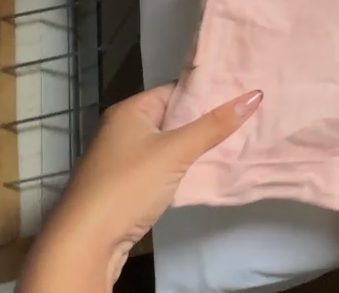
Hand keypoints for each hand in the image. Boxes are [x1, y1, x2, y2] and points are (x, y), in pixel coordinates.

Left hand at [21, 85, 260, 289]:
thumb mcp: (176, 151)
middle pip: (175, 116)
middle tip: (247, 112)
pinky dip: (184, 164)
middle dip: (207, 118)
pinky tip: (209, 164)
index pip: (177, 89)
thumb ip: (216, 124)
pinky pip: (163, 164)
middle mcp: (122, 130)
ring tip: (237, 135)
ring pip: (170, 142)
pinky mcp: (125, 186)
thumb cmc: (127, 186)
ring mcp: (122, 160)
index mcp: (129, 111)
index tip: (243, 90)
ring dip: (197, 144)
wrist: (82, 248)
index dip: (208, 91)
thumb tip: (256, 94)